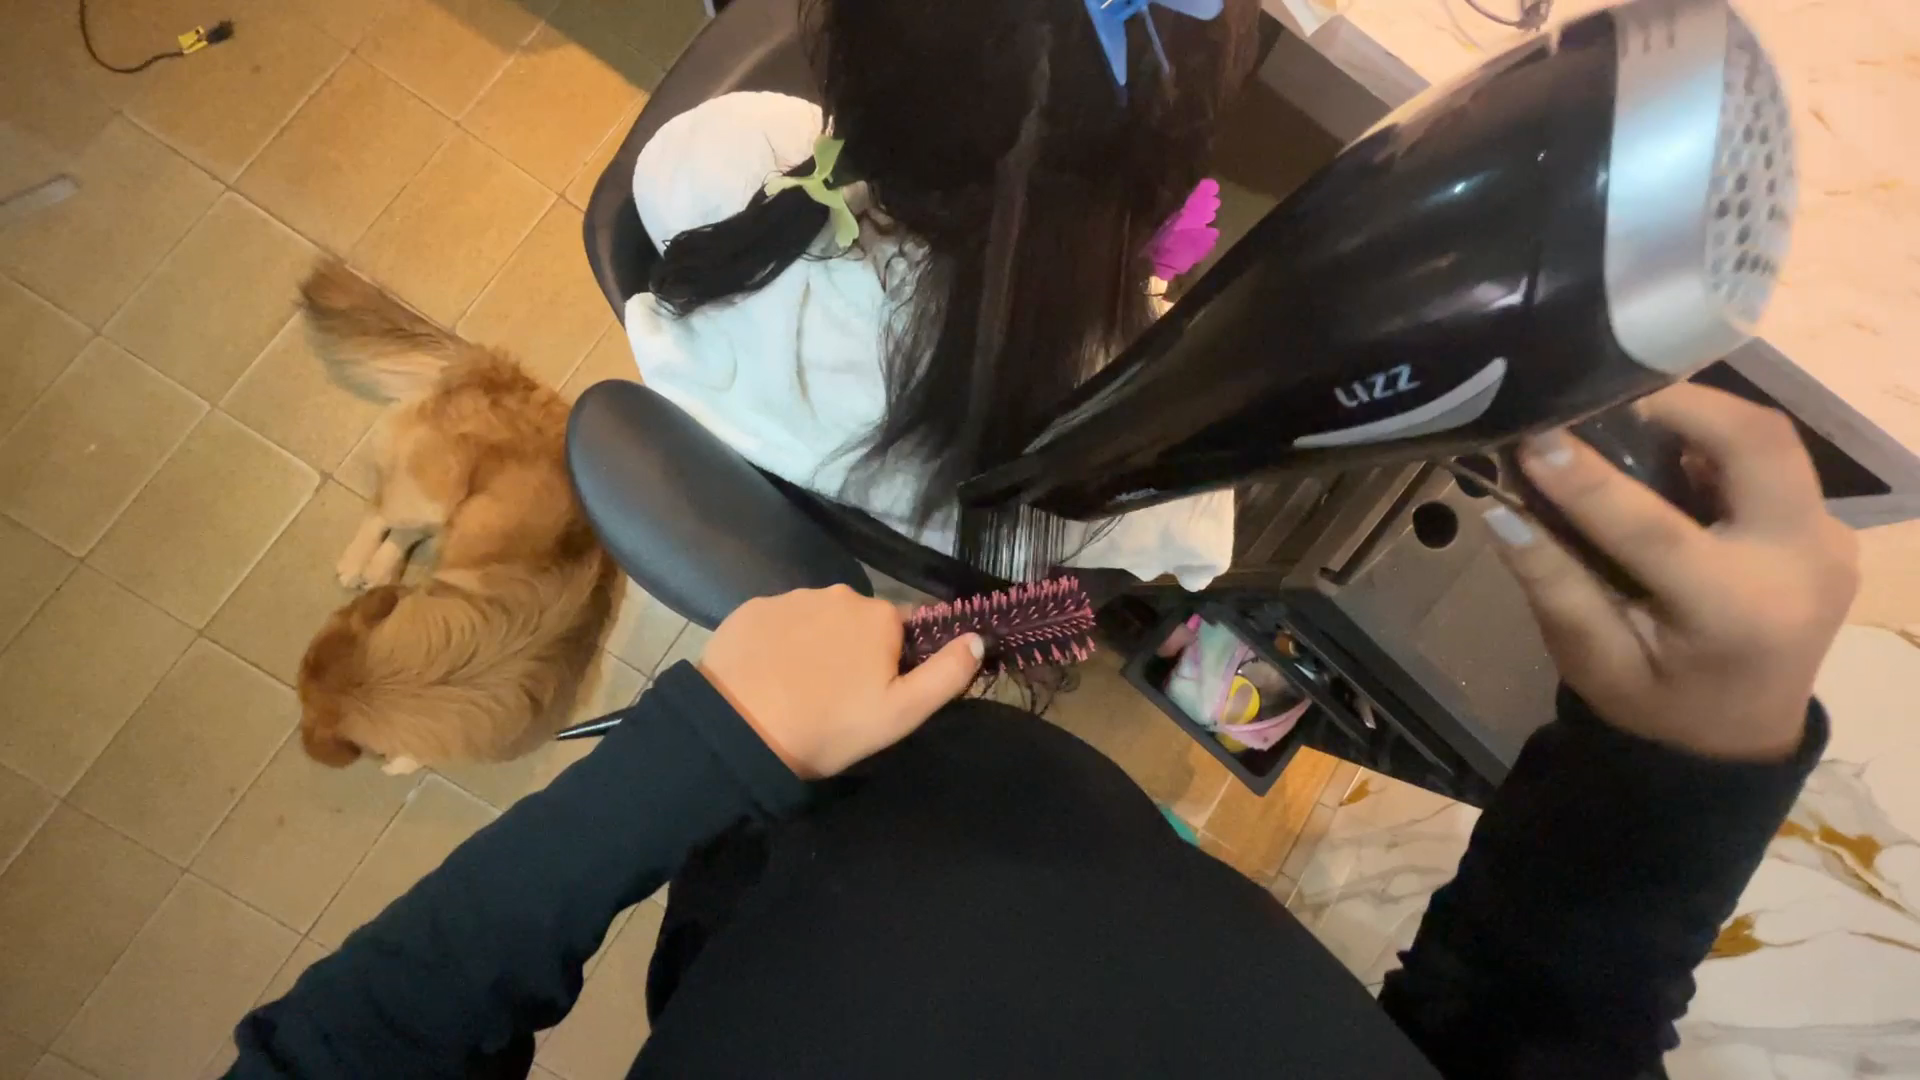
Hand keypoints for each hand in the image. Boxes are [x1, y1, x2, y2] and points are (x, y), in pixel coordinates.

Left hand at [698, 586, 984, 777]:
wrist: (737, 730)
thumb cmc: (830, 726)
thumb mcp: (901, 713)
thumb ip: (947, 673)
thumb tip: (978, 637)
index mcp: (879, 616)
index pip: (905, 628)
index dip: (897, 659)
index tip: (878, 690)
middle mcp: (838, 593)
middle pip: (860, 621)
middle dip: (857, 648)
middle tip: (839, 695)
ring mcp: (791, 597)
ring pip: (819, 619)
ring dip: (818, 643)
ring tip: (801, 687)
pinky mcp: (752, 608)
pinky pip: (780, 621)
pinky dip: (781, 642)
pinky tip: (770, 674)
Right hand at [1485, 383, 1858, 761]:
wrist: (1732, 737)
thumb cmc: (1649, 700)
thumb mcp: (1587, 654)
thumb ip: (1551, 583)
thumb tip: (1499, 513)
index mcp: (1737, 609)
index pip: (1653, 528)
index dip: (1586, 479)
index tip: (1532, 439)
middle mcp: (1802, 562)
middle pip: (1759, 445)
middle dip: (1679, 405)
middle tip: (1598, 397)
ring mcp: (1825, 541)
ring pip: (1771, 444)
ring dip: (1695, 417)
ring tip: (1617, 415)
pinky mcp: (1820, 531)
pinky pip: (1768, 466)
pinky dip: (1708, 443)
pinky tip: (1655, 451)